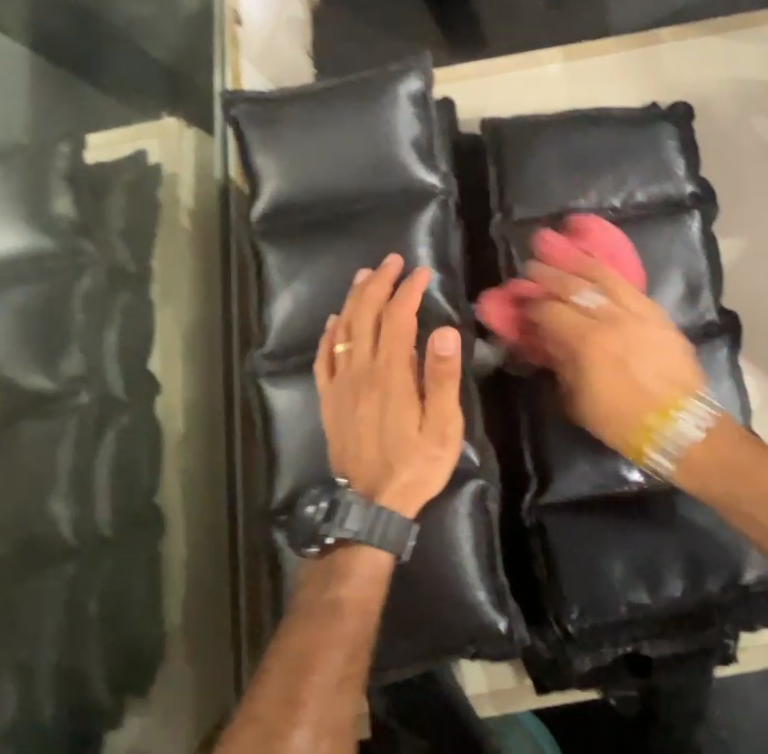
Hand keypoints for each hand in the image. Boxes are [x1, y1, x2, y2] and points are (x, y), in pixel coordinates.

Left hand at [315, 254, 463, 519]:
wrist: (372, 505)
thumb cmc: (416, 464)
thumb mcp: (443, 425)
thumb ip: (442, 377)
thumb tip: (444, 329)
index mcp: (391, 374)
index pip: (397, 318)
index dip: (408, 290)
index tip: (422, 272)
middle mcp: (361, 371)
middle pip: (365, 315)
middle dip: (379, 283)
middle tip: (393, 261)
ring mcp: (341, 386)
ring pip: (343, 330)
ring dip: (354, 299)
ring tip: (365, 276)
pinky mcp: (330, 401)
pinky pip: (324, 358)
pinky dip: (329, 334)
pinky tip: (335, 321)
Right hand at [521, 228, 707, 458]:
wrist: (680, 424)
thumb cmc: (623, 422)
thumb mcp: (577, 401)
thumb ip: (560, 365)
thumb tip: (547, 343)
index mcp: (587, 341)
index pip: (550, 310)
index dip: (530, 304)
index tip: (519, 302)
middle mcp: (611, 317)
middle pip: (573, 286)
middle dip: (548, 274)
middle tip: (530, 266)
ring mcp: (637, 310)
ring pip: (603, 276)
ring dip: (577, 262)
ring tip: (560, 249)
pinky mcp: (657, 312)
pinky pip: (628, 283)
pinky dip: (608, 272)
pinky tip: (596, 266)